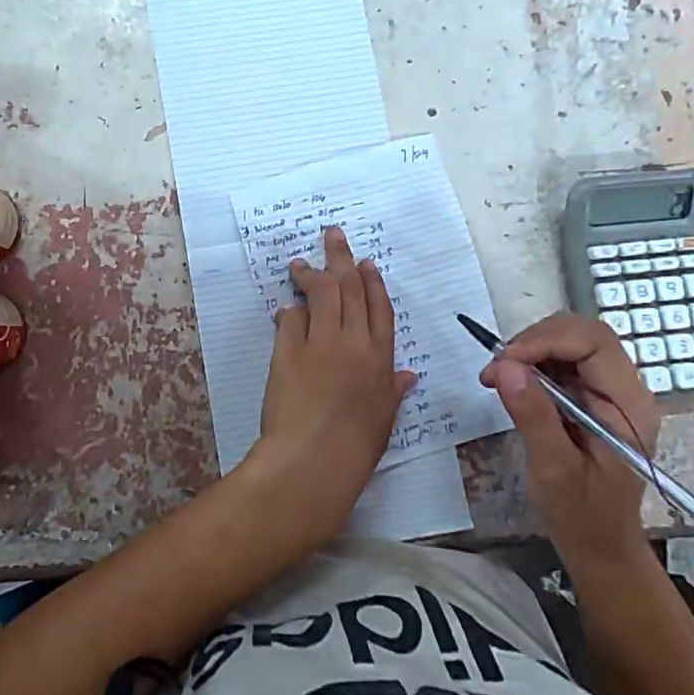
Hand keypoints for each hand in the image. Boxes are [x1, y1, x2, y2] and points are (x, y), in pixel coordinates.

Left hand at [254, 227, 416, 516]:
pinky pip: (290, 320)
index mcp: (380, 360)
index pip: (379, 309)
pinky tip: (286, 305)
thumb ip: (393, 390)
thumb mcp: (384, 419)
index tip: (365, 262)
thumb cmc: (354, 446)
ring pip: (320, 295)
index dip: (372, 282)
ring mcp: (320, 345)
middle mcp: (353, 344)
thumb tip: (407, 375)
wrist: (315, 458)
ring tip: (300, 263)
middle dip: (341, 258)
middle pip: (349, 290)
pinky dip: (289, 310)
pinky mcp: (288, 352)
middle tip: (332, 236)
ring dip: (311, 274)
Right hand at [479, 313, 660, 569]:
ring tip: (495, 378)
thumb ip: (534, 415)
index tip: (503, 361)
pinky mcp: (587, 397)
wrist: (599, 543)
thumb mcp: (555, 469)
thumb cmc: (582, 513)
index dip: (545, 340)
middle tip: (494, 371)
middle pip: (581, 334)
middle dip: (533, 341)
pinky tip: (509, 384)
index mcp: (630, 404)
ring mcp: (606, 391)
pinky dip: (528, 364)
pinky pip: (558, 362)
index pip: (594, 343)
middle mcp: (623, 388)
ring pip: (567, 342)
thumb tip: (505, 367)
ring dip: (526, 351)